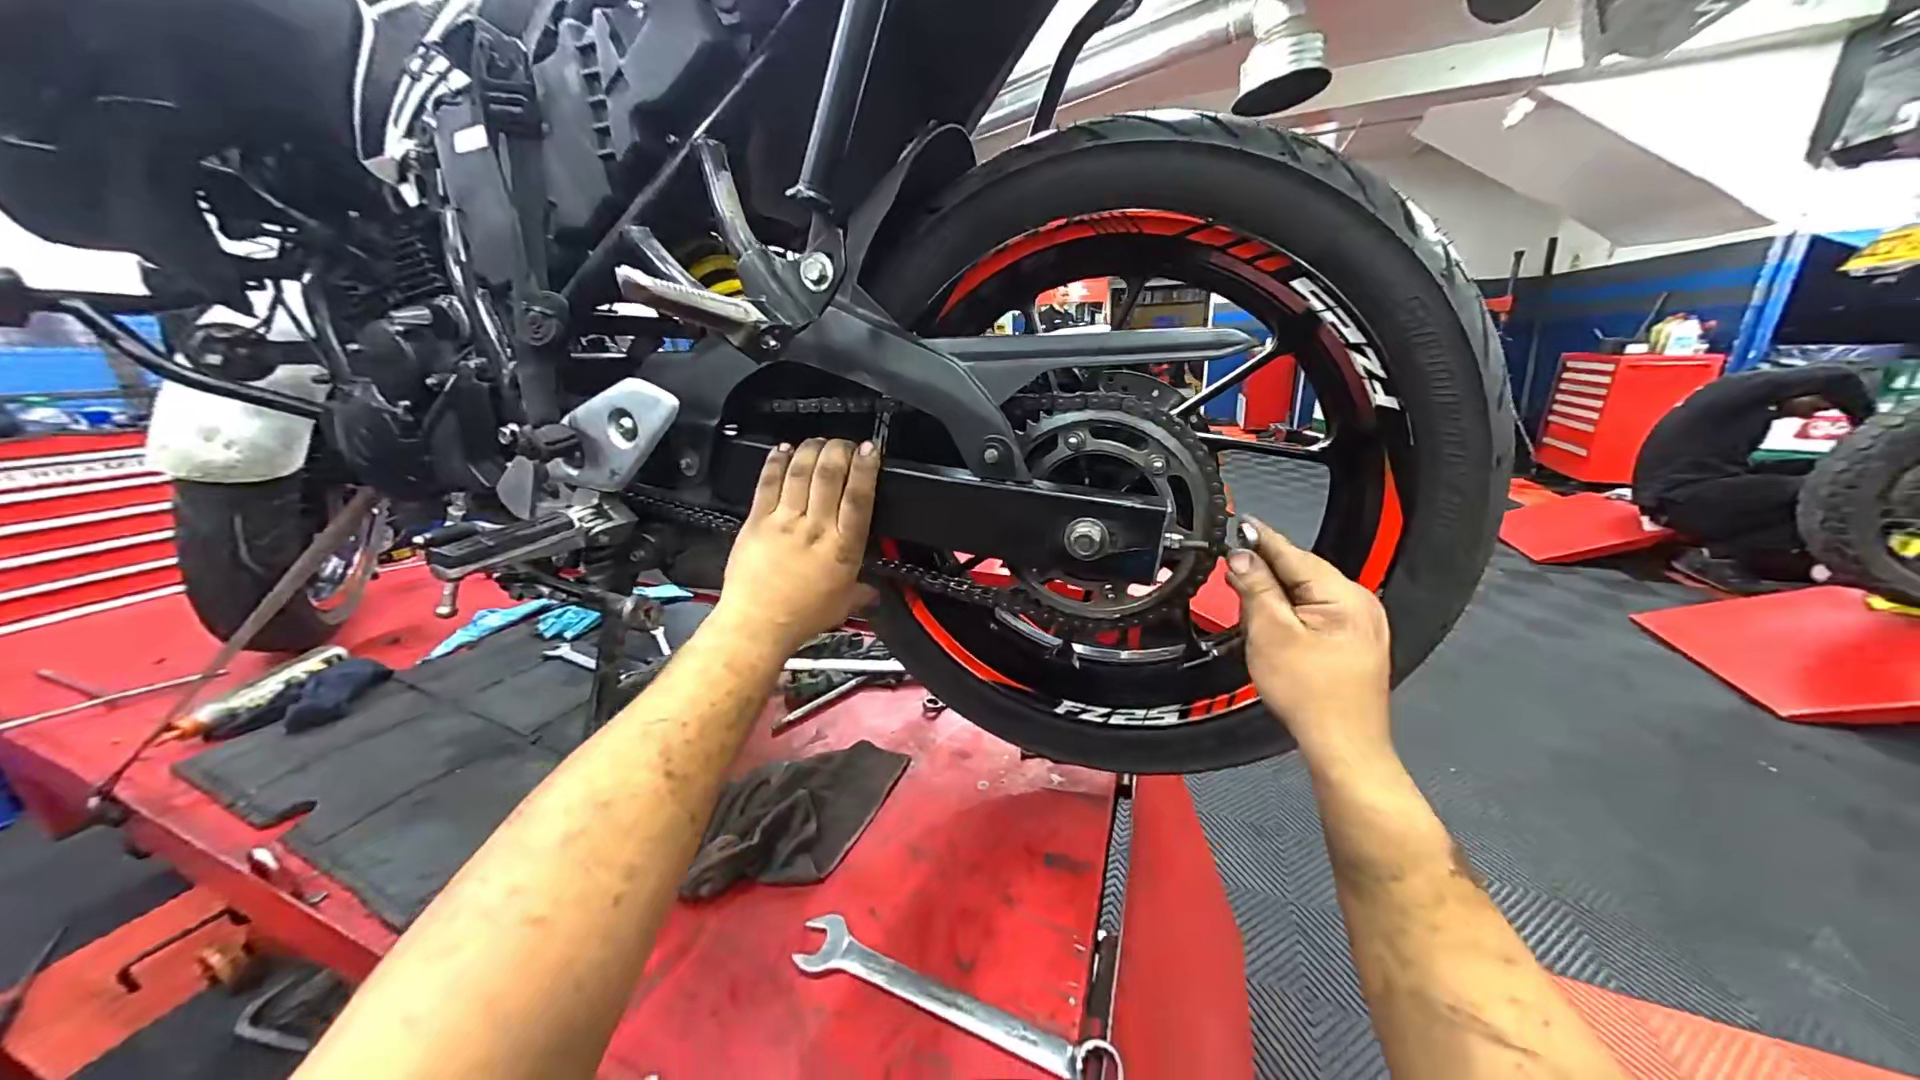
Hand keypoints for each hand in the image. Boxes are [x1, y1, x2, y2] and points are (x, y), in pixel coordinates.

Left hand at [718, 438, 880, 654]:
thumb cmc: (799, 617)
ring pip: (800, 471)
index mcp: (843, 548)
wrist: (757, 625)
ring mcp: (784, 521)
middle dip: (839, 449)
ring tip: (819, 442)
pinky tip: (784, 449)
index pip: (859, 496)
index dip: (866, 467)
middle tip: (844, 443)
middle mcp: (815, 529)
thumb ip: (862, 592)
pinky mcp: (757, 520)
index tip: (870, 450)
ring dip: (811, 449)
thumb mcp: (843, 604)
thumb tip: (873, 592)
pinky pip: (768, 481)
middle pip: (829, 474)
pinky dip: (777, 461)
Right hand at [1226, 518, 1392, 762]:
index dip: (1258, 539)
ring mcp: (1361, 623)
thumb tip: (1241, 557)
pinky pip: (1315, 611)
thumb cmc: (1313, 697)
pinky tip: (1272, 623)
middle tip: (1229, 570)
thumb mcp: (1270, 634)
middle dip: (1263, 571)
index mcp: (1344, 596)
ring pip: (1306, 592)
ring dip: (1275, 593)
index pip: (1291, 553)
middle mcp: (1360, 604)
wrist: (1342, 744)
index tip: (1238, 524)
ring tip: (1247, 601)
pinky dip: (1289, 611)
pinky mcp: (1353, 641)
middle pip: (1300, 571)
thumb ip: (1255, 588)